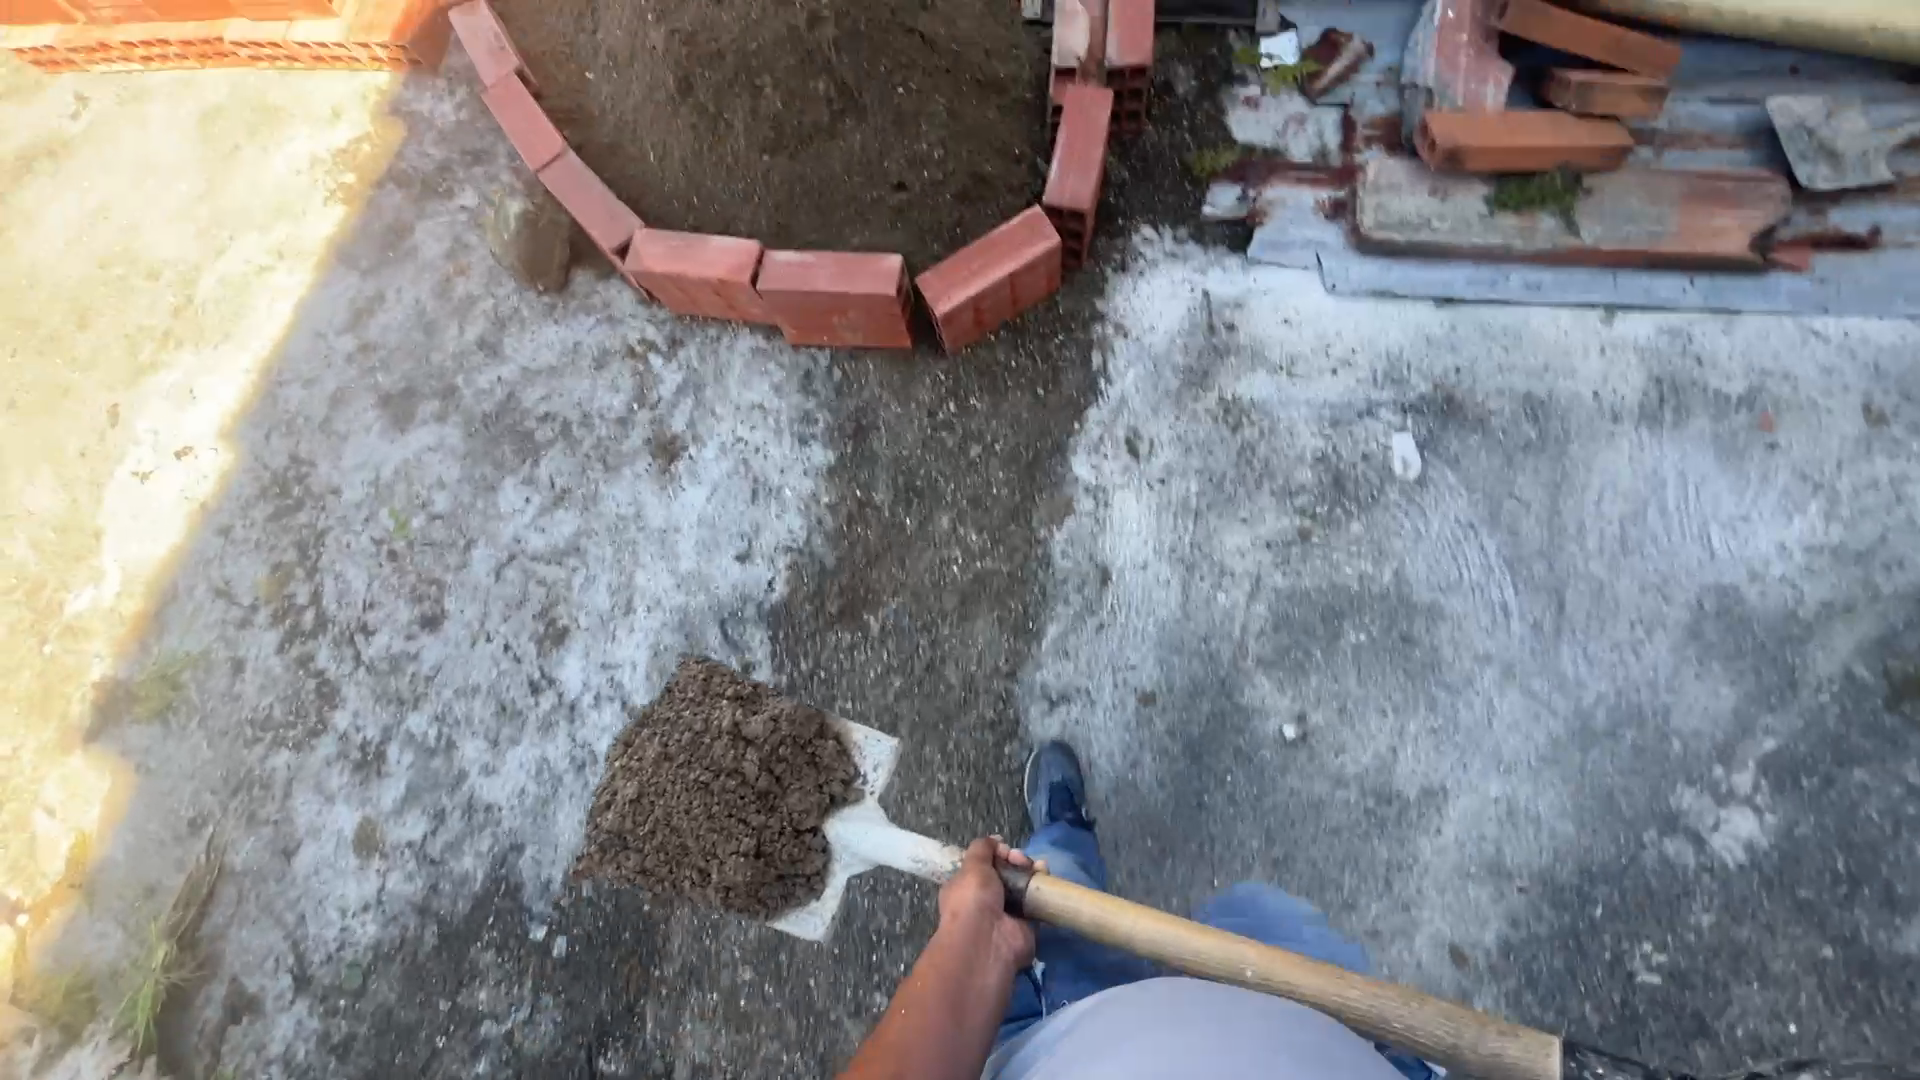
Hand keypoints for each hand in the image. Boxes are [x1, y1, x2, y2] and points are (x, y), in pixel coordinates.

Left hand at [938, 837, 1041, 974]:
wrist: (988, 941)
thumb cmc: (972, 899)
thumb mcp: (972, 866)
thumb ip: (982, 848)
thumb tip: (996, 840)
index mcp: (966, 887)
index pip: (983, 865)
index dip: (995, 853)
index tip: (1003, 848)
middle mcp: (985, 900)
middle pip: (1005, 872)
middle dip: (1014, 860)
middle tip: (1020, 859)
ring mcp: (1007, 913)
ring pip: (1022, 884)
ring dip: (1030, 870)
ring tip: (1036, 864)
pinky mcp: (1027, 924)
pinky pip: (1036, 900)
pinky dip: (1042, 885)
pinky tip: (1045, 872)